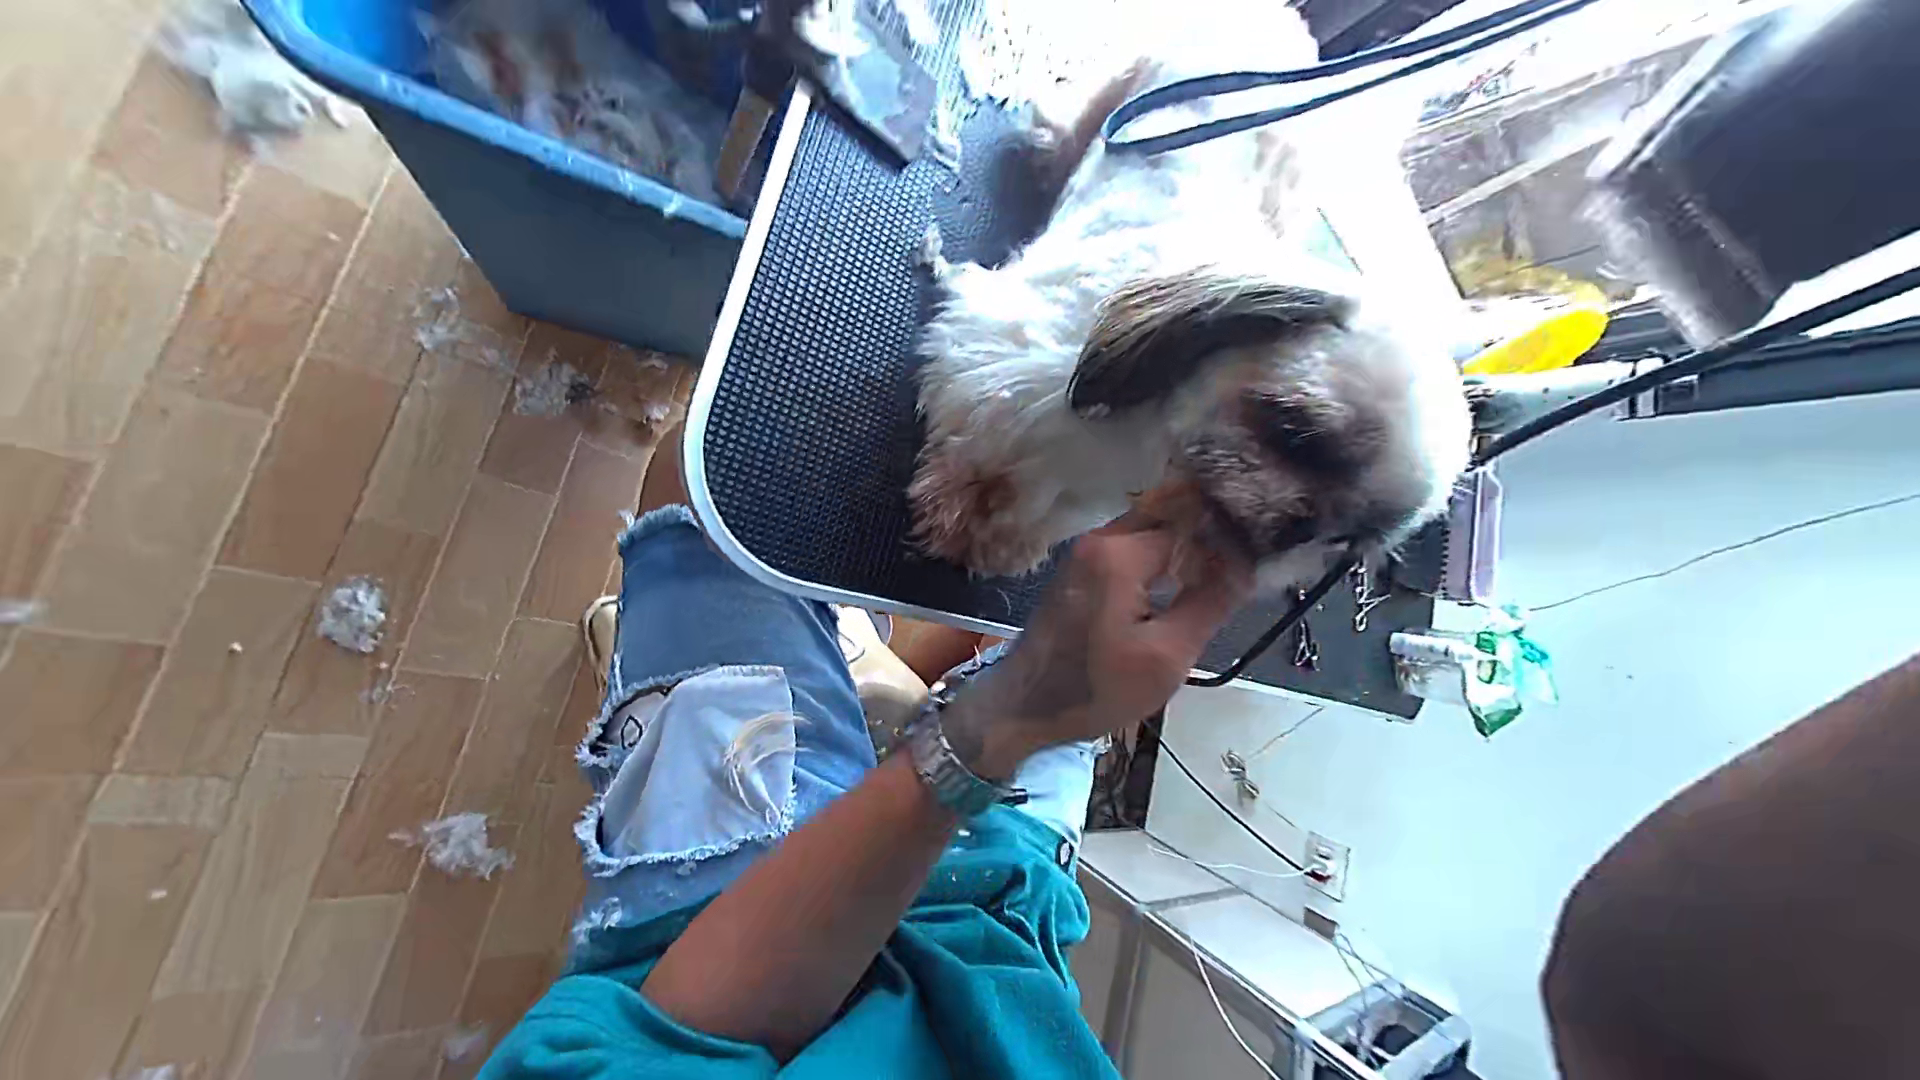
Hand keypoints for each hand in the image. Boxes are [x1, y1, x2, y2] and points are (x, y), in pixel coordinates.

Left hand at [943, 517, 1249, 779]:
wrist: (1025, 707)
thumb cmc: (1097, 688)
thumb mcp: (1166, 654)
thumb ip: (1210, 601)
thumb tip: (1246, 560)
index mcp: (1118, 552)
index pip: (1190, 524)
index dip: (1229, 537)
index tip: (1264, 551)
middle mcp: (1098, 539)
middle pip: (1166, 516)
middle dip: (1207, 530)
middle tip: (1249, 553)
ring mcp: (1083, 553)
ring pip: (1148, 531)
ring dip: (1183, 544)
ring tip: (1225, 567)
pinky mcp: (1079, 572)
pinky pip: (1128, 550)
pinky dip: (1159, 557)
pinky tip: (1184, 580)